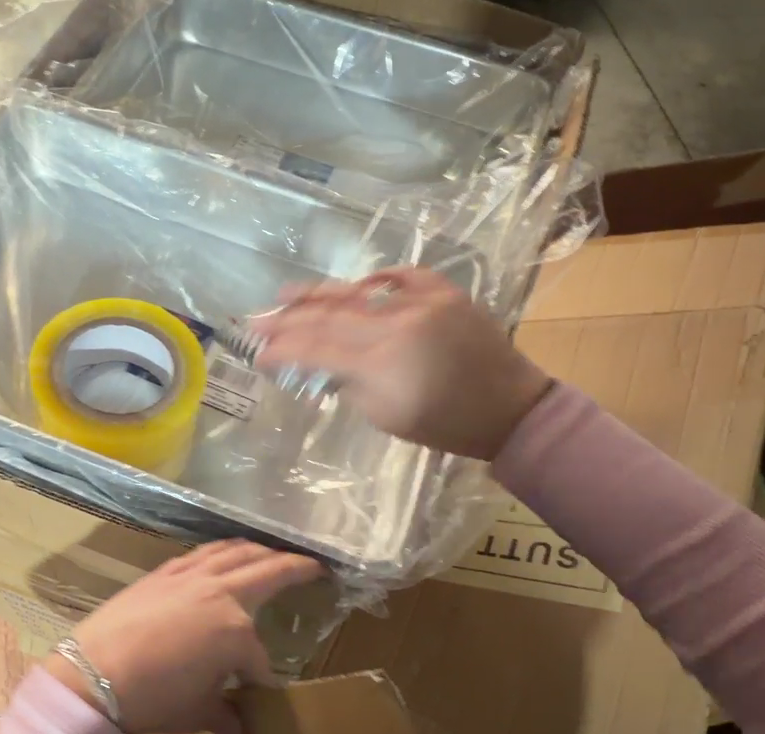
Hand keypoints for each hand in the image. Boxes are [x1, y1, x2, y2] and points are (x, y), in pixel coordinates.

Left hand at [41, 540, 321, 733]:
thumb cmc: (153, 698)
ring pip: (235, 552)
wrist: (92, 676)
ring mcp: (190, 577)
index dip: (262, 678)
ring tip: (272, 552)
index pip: (261, 658)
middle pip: (269, 572)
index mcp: (237, 631)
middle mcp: (220, 593)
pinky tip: (222, 554)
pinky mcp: (162, 572)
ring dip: (259, 550)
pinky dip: (221, 549)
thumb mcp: (197, 712)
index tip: (259, 692)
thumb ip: (226, 722)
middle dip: (297, 568)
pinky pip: (201, 552)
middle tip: (315, 565)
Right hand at [249, 266, 553, 459]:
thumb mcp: (386, 417)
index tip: (258, 353)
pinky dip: (374, 279)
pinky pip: (402, 277)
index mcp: (382, 362)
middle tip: (256, 320)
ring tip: (285, 295)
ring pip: (358, 292)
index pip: (318, 348)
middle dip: (289, 319)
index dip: (283, 348)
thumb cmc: (444, 426)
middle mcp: (398, 323)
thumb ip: (350, 385)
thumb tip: (323, 365)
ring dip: (318, 294)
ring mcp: (424, 301)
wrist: (508, 408)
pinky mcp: (446, 292)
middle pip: (330, 315)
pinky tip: (354, 284)